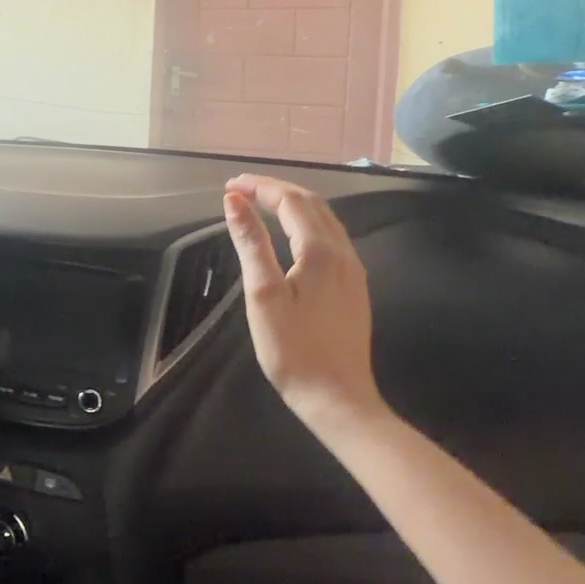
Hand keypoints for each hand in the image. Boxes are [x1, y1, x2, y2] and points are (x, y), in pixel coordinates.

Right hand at [223, 174, 385, 431]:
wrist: (338, 398)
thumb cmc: (292, 348)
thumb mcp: (262, 293)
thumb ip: (250, 243)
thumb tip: (234, 201)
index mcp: (320, 252)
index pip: (290, 201)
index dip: (260, 187)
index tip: (230, 185)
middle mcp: (343, 254)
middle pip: (312, 204)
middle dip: (277, 189)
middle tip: (242, 189)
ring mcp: (353, 272)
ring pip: (326, 220)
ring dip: (294, 204)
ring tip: (262, 203)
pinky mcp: (354, 288)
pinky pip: (332, 239)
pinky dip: (307, 223)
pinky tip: (291, 234)